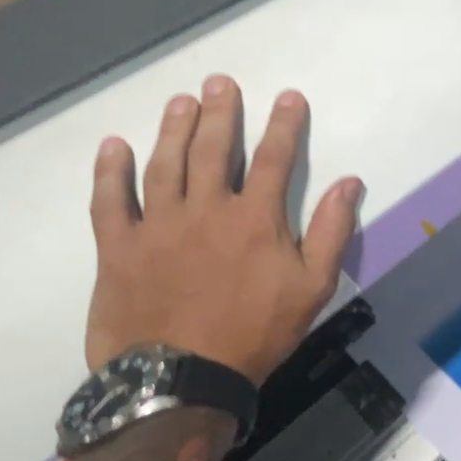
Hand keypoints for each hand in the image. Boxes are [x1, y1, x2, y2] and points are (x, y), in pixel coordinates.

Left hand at [86, 75, 363, 383]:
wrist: (180, 377)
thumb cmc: (257, 330)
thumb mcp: (314, 285)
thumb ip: (333, 230)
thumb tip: (350, 183)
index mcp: (256, 218)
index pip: (276, 158)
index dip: (284, 124)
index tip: (288, 96)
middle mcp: (206, 210)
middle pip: (215, 150)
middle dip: (222, 113)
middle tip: (220, 82)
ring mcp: (157, 226)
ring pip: (165, 164)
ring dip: (174, 129)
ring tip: (181, 101)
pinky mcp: (118, 248)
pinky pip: (110, 201)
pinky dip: (110, 172)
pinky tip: (114, 147)